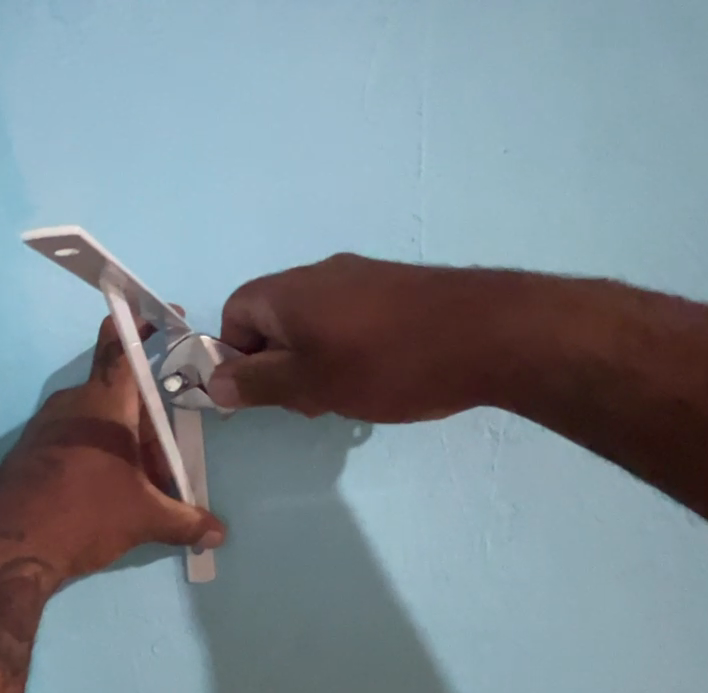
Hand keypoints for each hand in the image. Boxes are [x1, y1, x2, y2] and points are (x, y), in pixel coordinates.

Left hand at [0, 316, 226, 578]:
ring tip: (143, 489)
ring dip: (124, 449)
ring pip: (97, 426)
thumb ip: (184, 521)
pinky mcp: (29, 455)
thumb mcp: (143, 518)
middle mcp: (71, 405)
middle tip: (170, 464)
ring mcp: (44, 429)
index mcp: (104, 402)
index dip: (142, 323)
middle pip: (120, 400)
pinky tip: (107, 498)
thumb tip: (219, 534)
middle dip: (148, 428)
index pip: (121, 345)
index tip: (163, 314)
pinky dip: (97, 461)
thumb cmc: (83, 514)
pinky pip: (73, 444)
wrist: (6, 549)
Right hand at [207, 254, 571, 421]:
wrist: (491, 334)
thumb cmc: (387, 363)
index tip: (263, 392)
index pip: (234, 314)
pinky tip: (380, 377)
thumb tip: (215, 382)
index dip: (237, 356)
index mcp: (288, 292)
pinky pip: (350, 321)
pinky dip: (349, 351)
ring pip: (313, 324)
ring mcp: (363, 278)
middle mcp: (320, 275)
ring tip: (347, 395)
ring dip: (315, 363)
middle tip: (309, 401)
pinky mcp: (397, 291)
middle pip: (273, 320)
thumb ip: (257, 384)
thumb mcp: (310, 384)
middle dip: (279, 365)